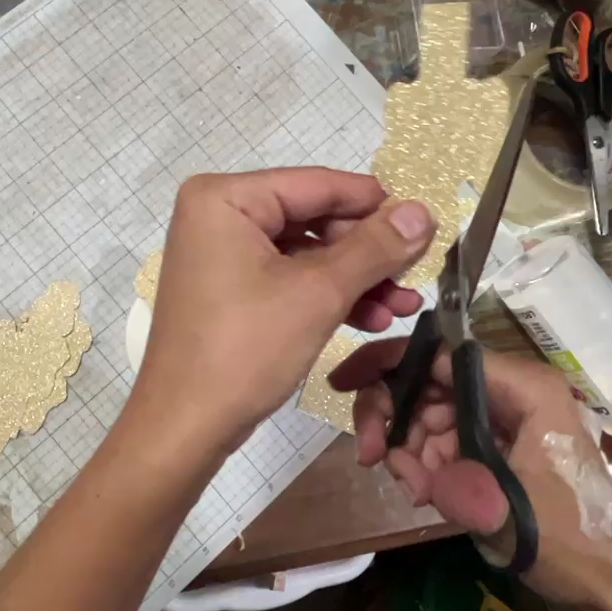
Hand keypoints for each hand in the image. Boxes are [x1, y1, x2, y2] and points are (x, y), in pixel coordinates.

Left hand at [130, 169, 436, 452]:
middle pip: (311, 217)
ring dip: (354, 279)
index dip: (375, 204)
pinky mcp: (227, 288)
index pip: (316, 185)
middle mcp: (216, 215)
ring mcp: (219, 253)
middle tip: (416, 275)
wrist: (184, 425)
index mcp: (224, 197)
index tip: (426, 222)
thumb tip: (423, 211)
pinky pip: (285, 277)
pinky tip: (370, 318)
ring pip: (304, 252)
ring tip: (403, 307)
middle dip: (367, 252)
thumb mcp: (318, 293)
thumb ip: (374, 248)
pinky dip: (325, 295)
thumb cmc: (245, 349)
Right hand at [333, 343, 611, 610]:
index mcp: (523, 387)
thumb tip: (410, 463)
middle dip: (391, 418)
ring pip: (424, 410)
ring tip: (416, 491)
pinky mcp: (490, 441)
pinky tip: (426, 492)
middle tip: (373, 460)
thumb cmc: (575, 539)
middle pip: (424, 380)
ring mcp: (497, 415)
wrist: (611, 583)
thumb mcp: (515, 512)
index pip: (439, 353)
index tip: (342, 387)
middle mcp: (508, 390)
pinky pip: (437, 437)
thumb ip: (463, 485)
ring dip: (405, 449)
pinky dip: (420, 462)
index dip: (386, 364)